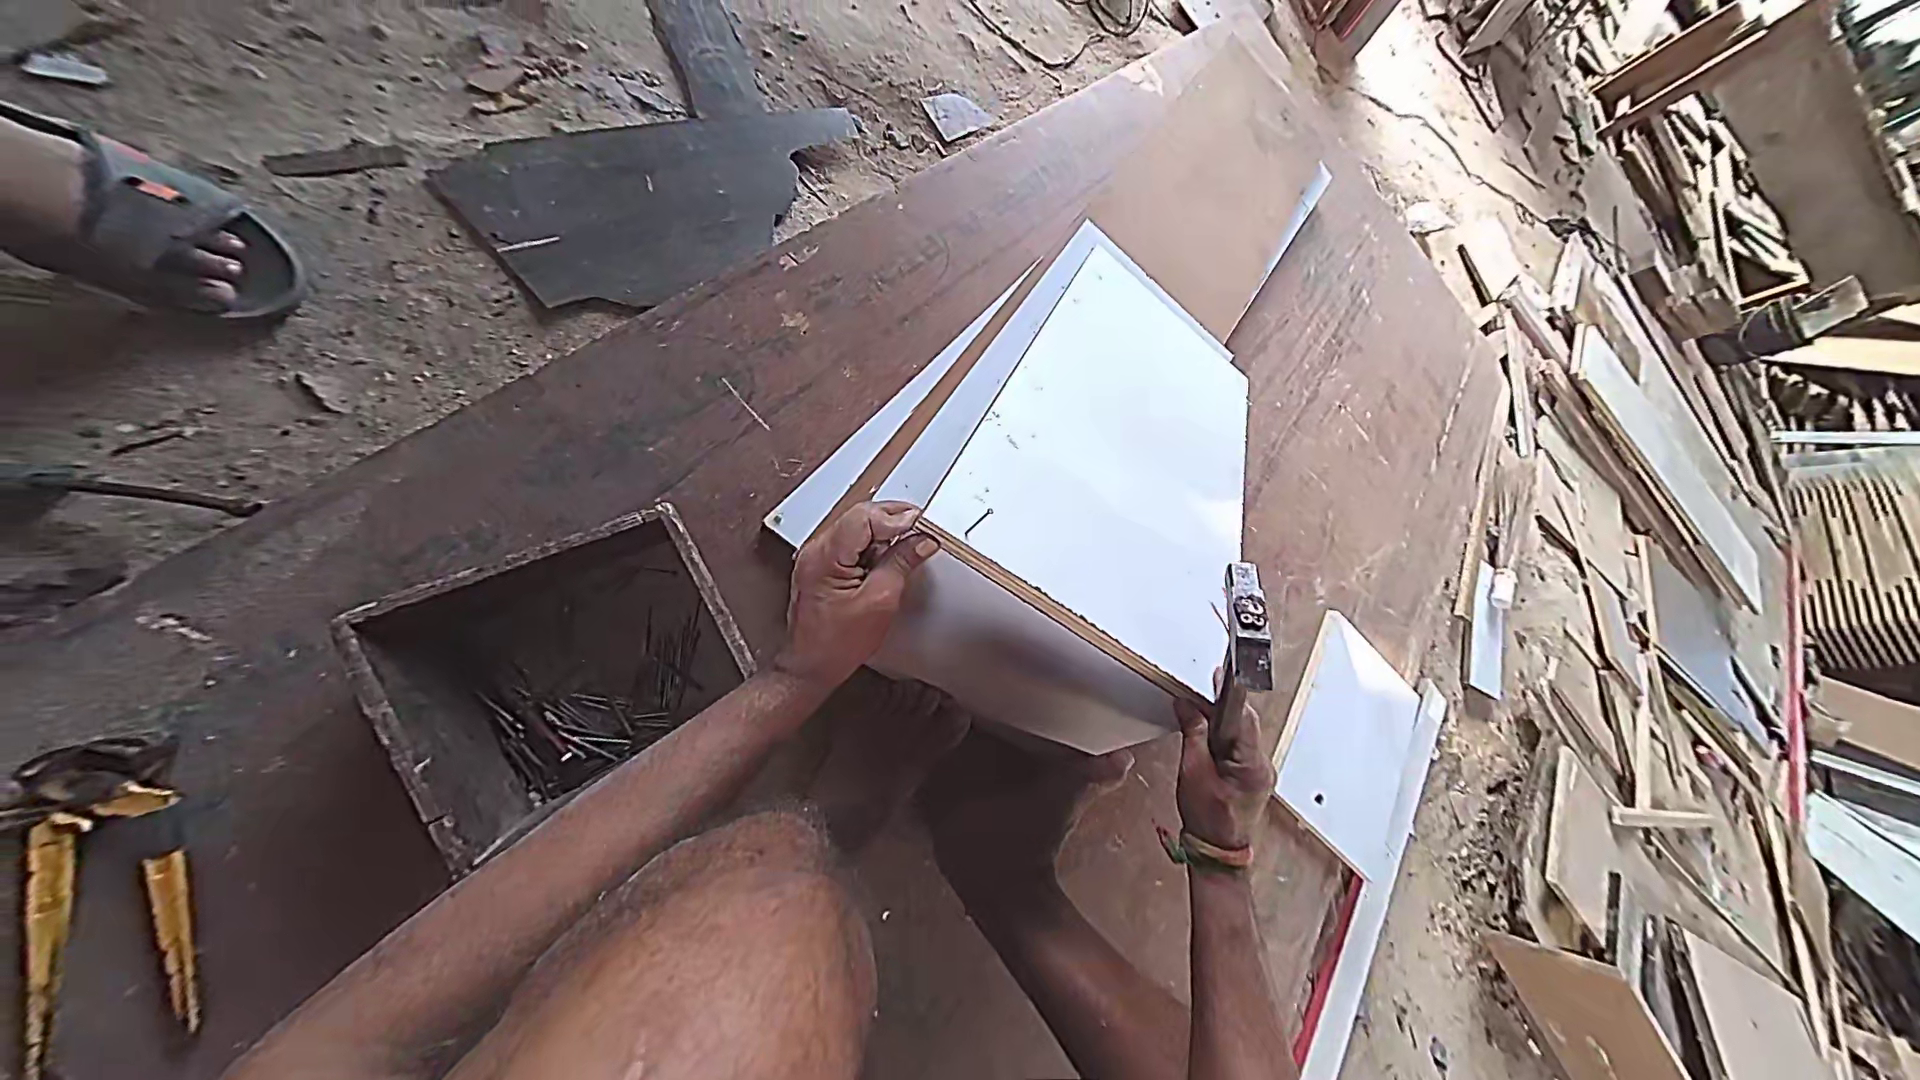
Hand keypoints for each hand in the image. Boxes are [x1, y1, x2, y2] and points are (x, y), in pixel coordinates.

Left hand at [773, 501, 939, 690]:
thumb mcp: (880, 602)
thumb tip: (920, 542)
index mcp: (825, 557)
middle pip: (859, 516)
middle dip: (893, 520)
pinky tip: (887, 560)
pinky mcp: (822, 565)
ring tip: (905, 548)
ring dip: (884, 533)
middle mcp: (816, 551)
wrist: (811, 666)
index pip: (864, 517)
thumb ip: (901, 564)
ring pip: (857, 527)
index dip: (896, 517)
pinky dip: (873, 545)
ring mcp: (817, 557)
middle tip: (921, 530)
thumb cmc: (836, 645)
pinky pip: (851, 542)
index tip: (921, 524)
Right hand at [1173, 699, 1274, 851]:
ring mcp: (1260, 770)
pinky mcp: (1252, 774)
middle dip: (1219, 708)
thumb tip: (1185, 705)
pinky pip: (1239, 745)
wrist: (1218, 852)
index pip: (1243, 719)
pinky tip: (1207, 736)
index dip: (1229, 695)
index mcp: (1251, 765)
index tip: (1221, 675)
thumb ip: (1192, 734)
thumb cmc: (1207, 817)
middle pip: (1243, 723)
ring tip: (1197, 718)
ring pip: (1241, 733)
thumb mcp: (1192, 771)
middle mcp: (1262, 765)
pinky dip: (1223, 736)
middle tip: (1197, 698)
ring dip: (1219, 723)